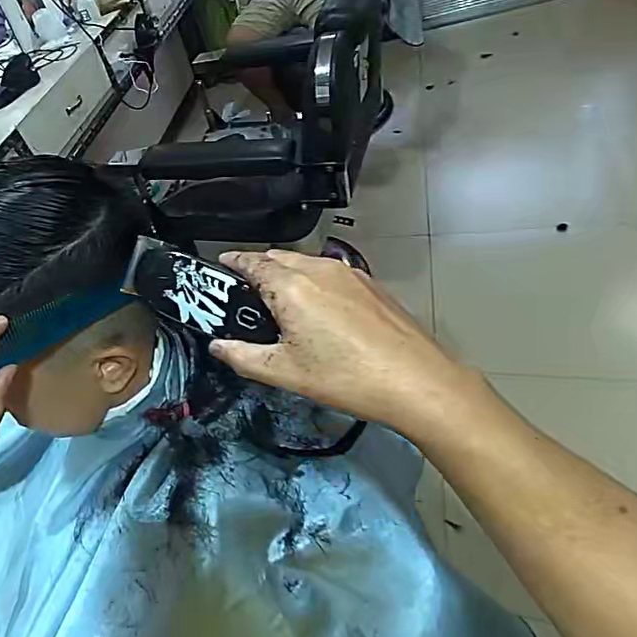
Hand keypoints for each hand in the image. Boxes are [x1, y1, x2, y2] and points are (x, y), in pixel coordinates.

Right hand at [208, 251, 486, 439]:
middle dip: (259, 267)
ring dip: (288, 273)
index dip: (234, 261)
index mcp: (292, 286)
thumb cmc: (348, 378)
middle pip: (279, 257)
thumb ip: (244, 356)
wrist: (416, 380)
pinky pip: (331, 273)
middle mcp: (319, 270)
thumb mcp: (286, 373)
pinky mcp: (370, 283)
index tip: (222, 264)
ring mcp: (348, 273)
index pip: (253, 261)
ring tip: (282, 303)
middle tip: (247, 291)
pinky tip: (319, 310)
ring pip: (306, 263)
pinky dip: (314, 281)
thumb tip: (220, 346)